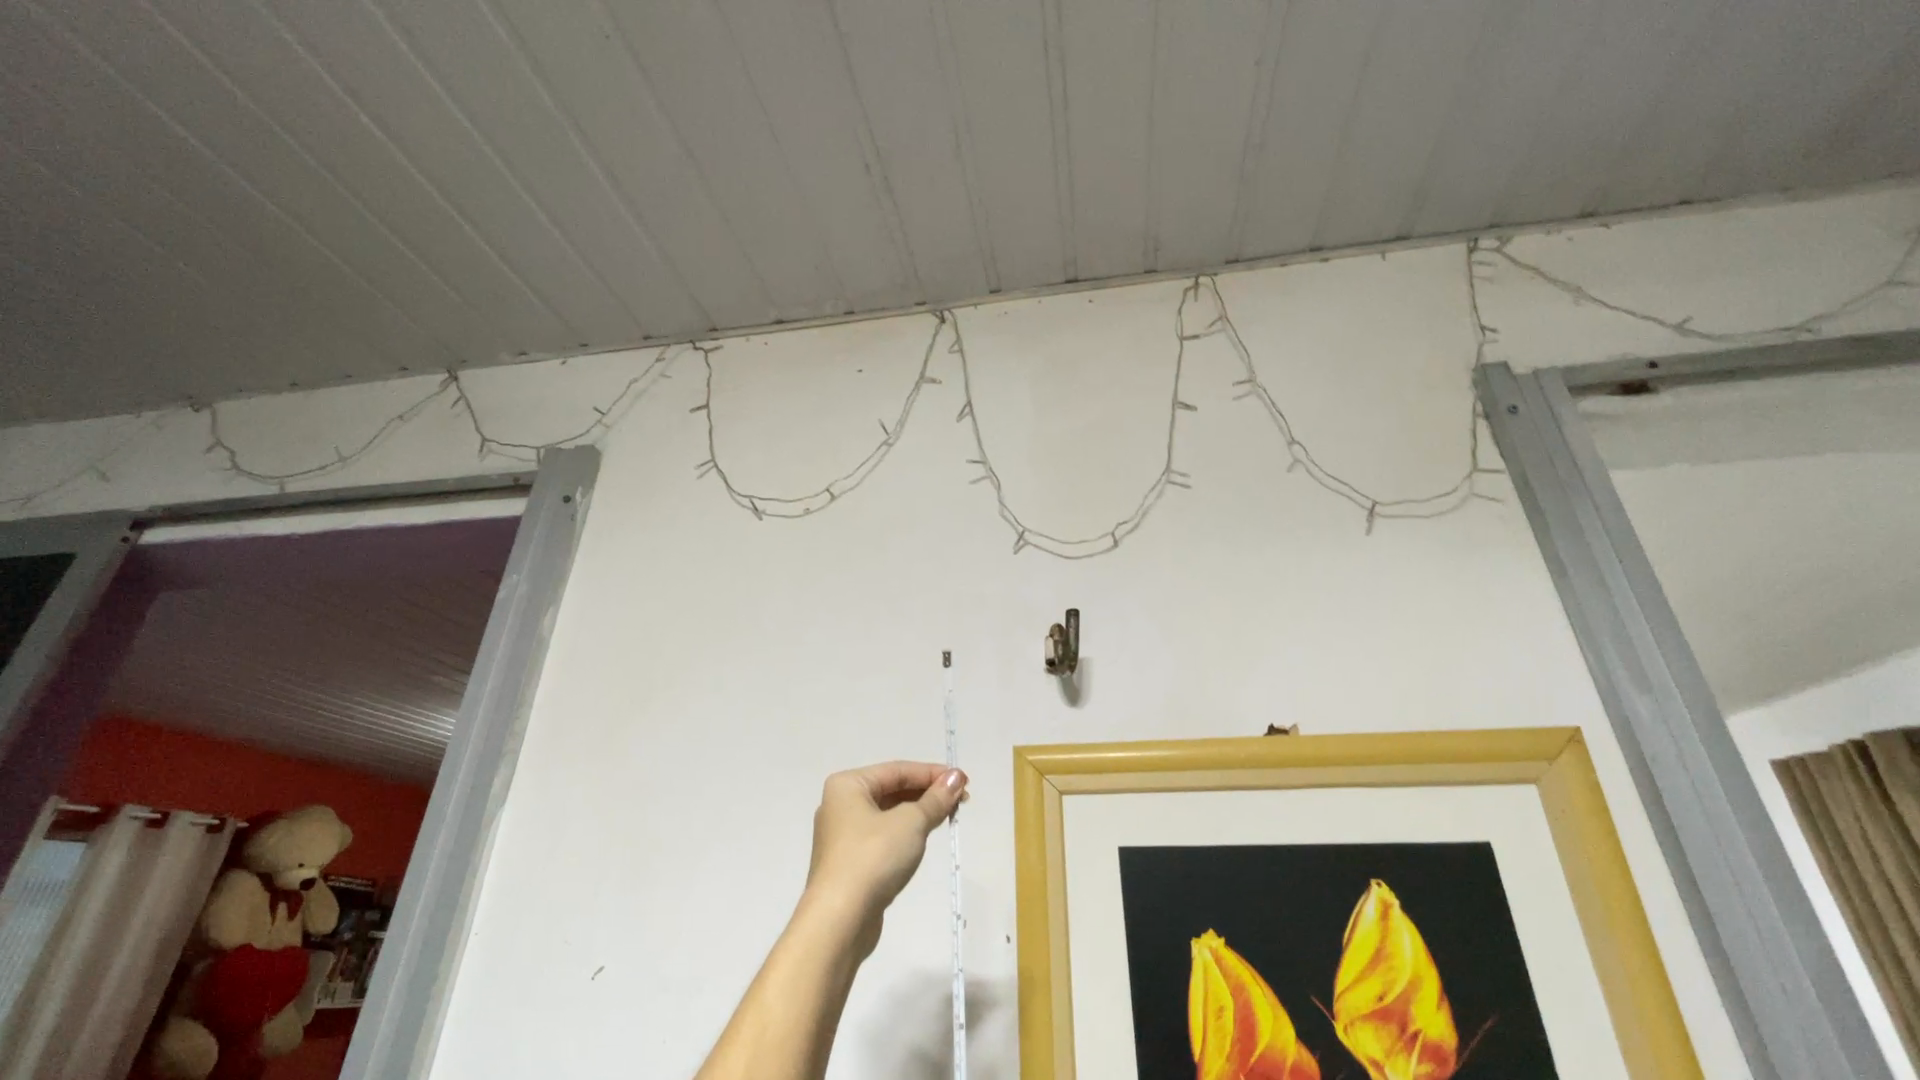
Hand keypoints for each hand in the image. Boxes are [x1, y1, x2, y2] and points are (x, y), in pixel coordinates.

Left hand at [803, 761, 966, 949]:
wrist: (840, 918)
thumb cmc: (873, 858)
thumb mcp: (911, 823)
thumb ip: (935, 799)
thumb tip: (956, 777)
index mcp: (847, 786)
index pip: (897, 770)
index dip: (933, 773)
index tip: (964, 781)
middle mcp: (840, 805)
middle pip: (892, 790)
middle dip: (927, 793)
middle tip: (961, 801)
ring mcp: (842, 836)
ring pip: (888, 815)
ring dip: (918, 813)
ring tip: (948, 817)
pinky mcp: (849, 862)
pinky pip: (882, 837)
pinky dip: (905, 834)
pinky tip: (923, 840)